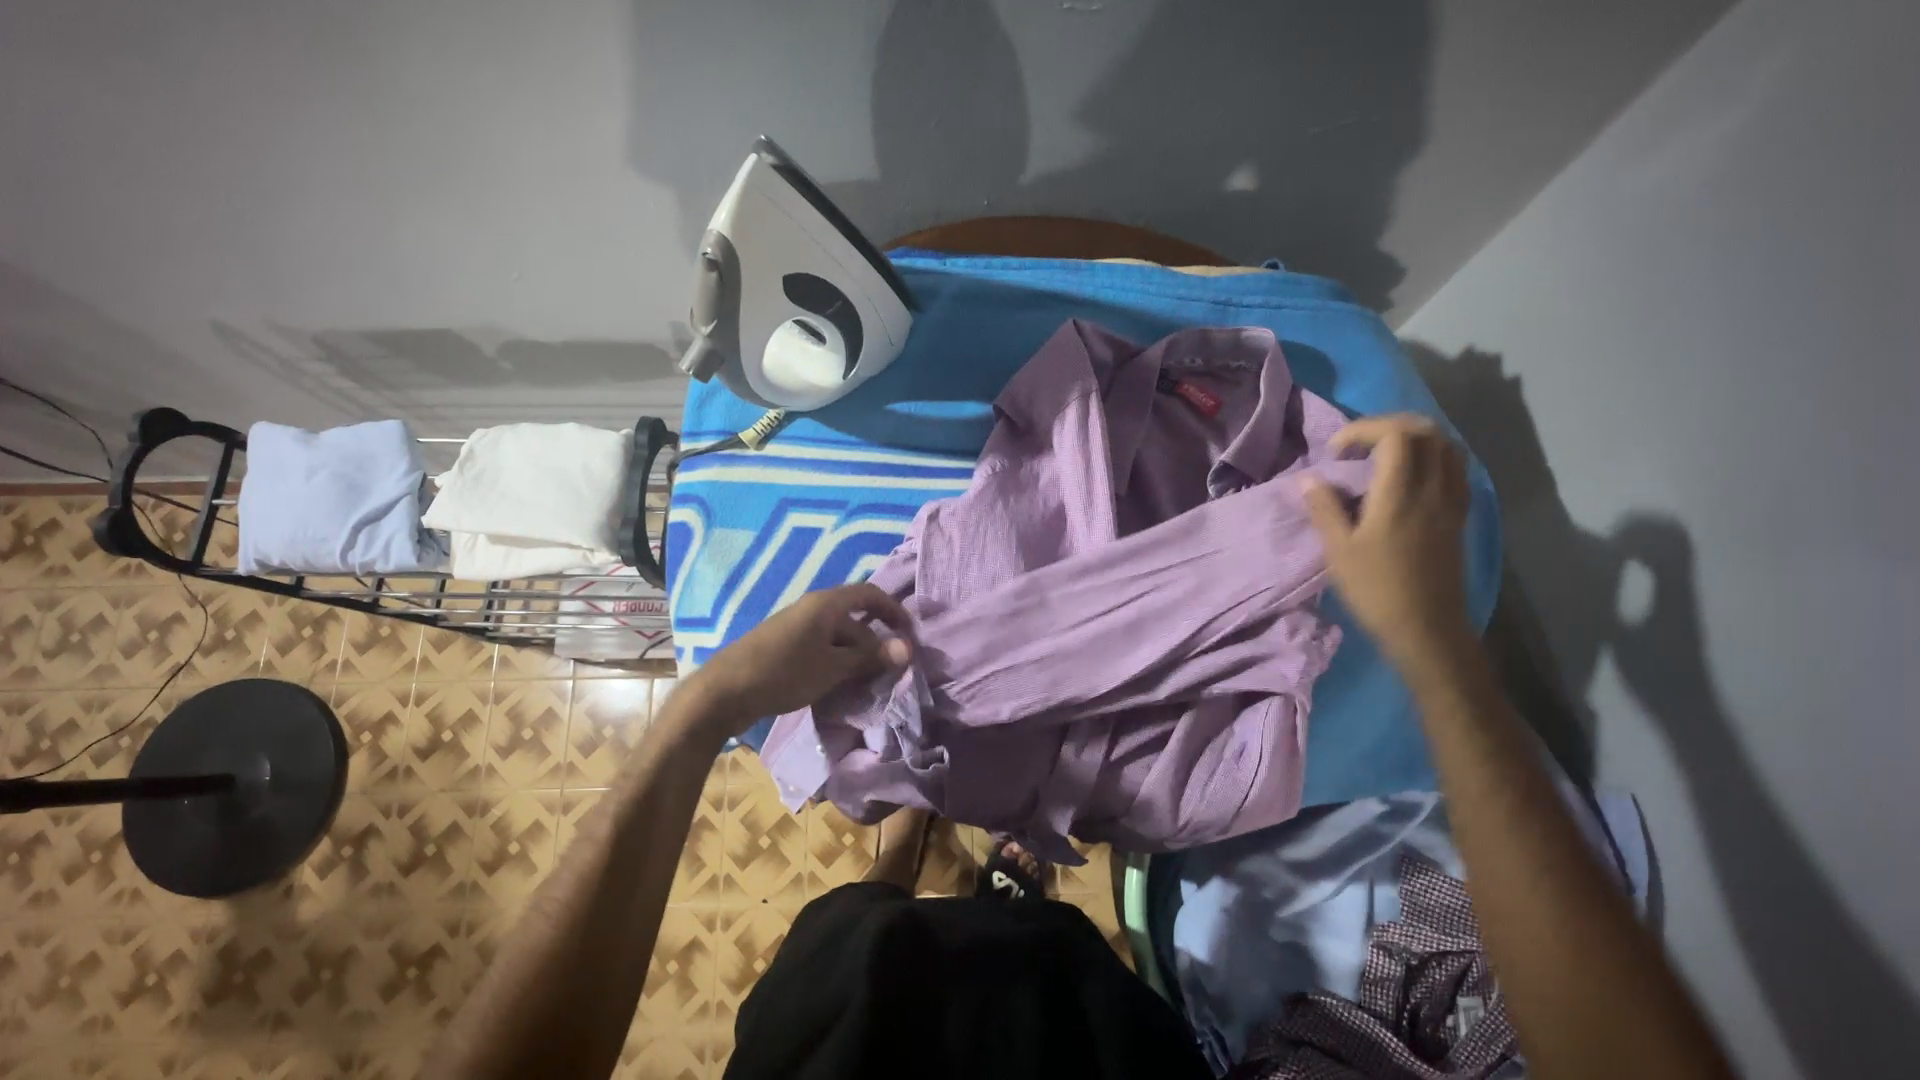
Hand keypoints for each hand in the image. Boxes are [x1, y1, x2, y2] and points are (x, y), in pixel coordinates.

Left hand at [676, 583, 912, 736]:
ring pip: (837, 638)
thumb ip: (870, 657)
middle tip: (891, 670)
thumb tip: (908, 648)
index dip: (893, 610)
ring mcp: (796, 629)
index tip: (909, 633)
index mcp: (825, 604)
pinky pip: (820, 649)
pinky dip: (836, 664)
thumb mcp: (833, 668)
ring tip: (868, 683)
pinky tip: (838, 686)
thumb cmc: (784, 673)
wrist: (724, 692)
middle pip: (854, 618)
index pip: (869, 594)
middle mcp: (811, 609)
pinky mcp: (784, 648)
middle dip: (875, 642)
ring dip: (855, 657)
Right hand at [1302, 414, 1473, 670]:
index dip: (1363, 430)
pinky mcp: (1459, 517)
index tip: (1336, 452)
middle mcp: (1433, 489)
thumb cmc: (1376, 590)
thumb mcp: (1339, 551)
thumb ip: (1324, 508)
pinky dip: (1433, 459)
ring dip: (1415, 439)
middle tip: (1360, 444)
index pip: (1394, 435)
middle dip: (1389, 425)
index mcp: (1401, 494)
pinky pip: (1455, 470)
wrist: (1427, 629)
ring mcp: (1452, 502)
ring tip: (1384, 455)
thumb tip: (1310, 478)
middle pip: (1426, 431)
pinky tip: (1411, 477)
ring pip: (1447, 447)